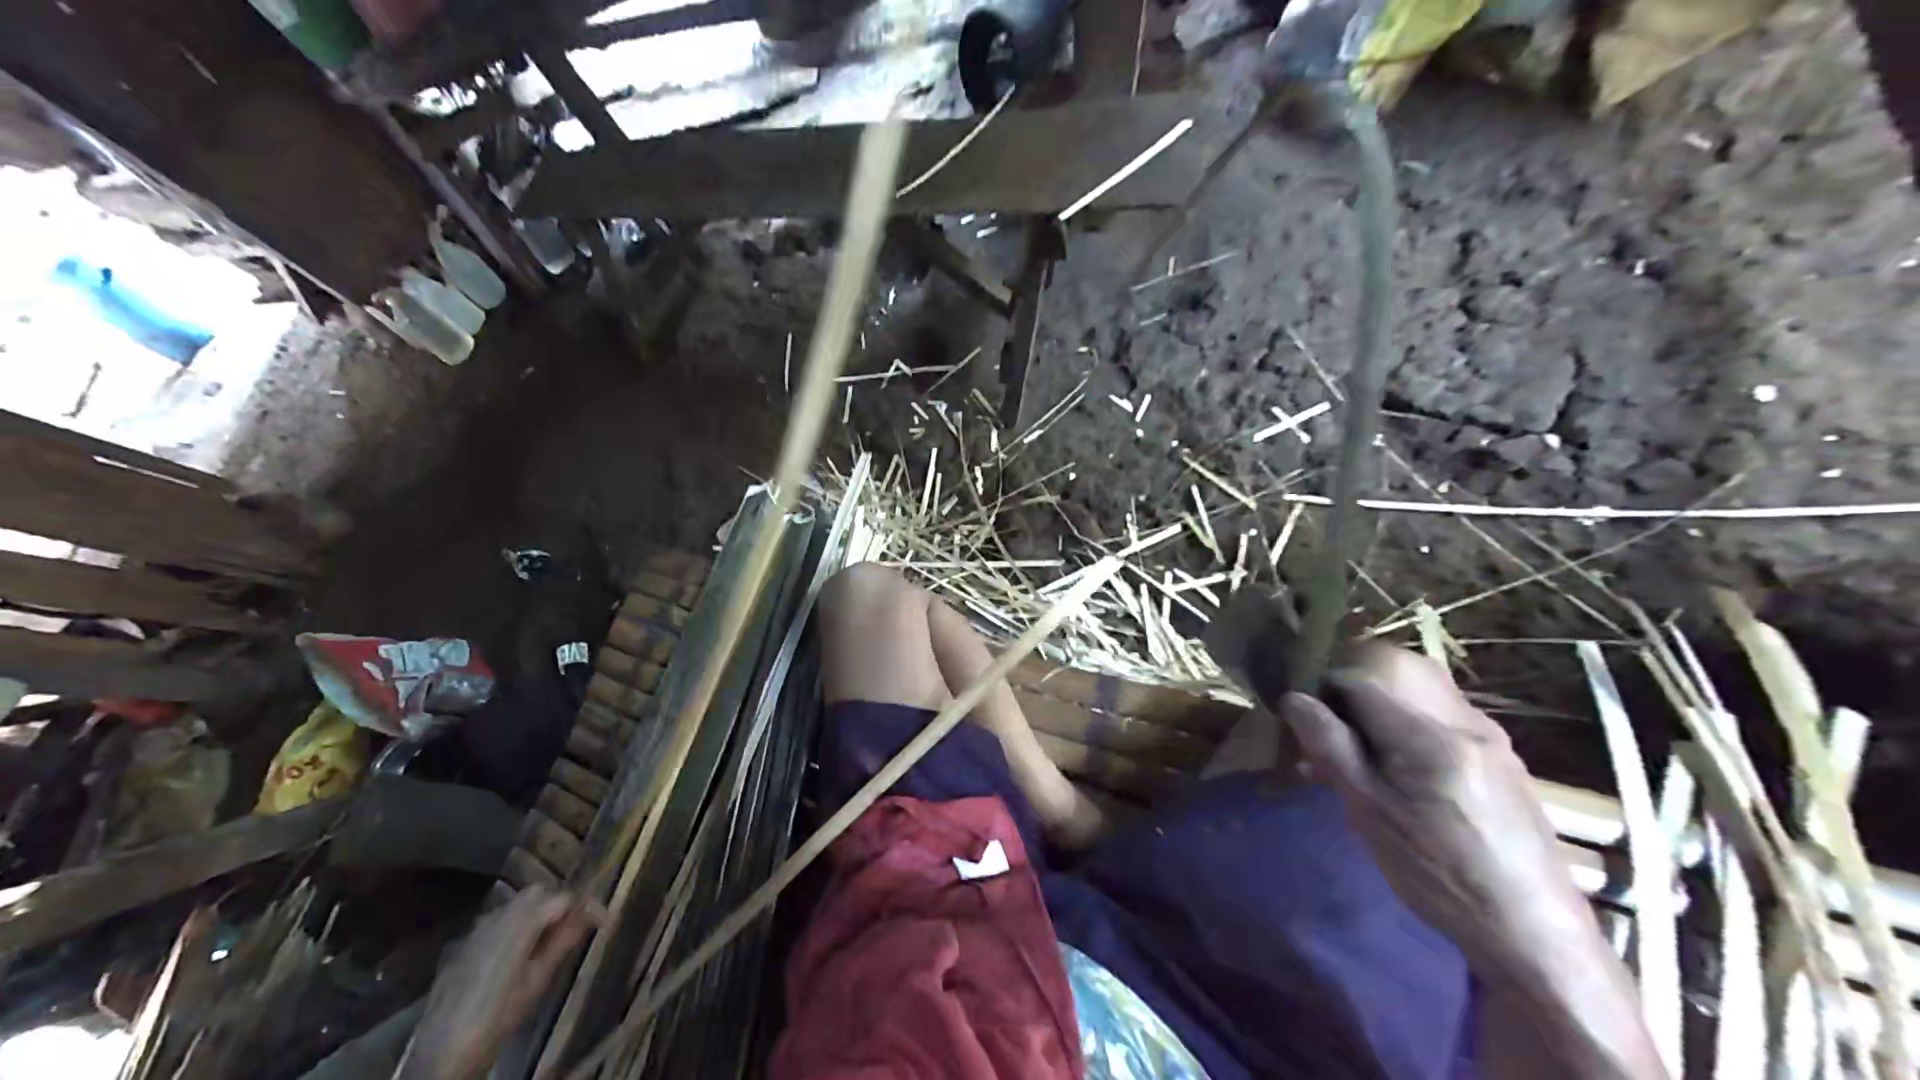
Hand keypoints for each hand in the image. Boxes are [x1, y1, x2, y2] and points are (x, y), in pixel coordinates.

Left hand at [398, 886, 602, 1079]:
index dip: (586, 906)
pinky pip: (495, 924)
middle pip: (537, 893)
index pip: (563, 897)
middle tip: (574, 930)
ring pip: (514, 906)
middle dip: (558, 905)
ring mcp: (476, 931)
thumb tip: (590, 912)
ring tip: (548, 942)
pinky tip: (516, 956)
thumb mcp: (539, 979)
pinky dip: (514, 929)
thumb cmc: (499, 1017)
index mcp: (520, 922)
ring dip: (536, 915)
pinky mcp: (462, 947)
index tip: (603, 921)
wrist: (442, 1054)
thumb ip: (564, 940)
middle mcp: (497, 917)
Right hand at [1281, 646, 1595, 982]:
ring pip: (1418, 693)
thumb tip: (1294, 698)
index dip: (1322, 686)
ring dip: (1375, 707)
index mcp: (1431, 735)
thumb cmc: (1438, 874)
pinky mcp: (1500, 758)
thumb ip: (1331, 746)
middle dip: (1350, 687)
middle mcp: (1467, 721)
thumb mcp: (1369, 813)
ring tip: (1350, 755)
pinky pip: (1440, 718)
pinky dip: (1404, 726)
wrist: (1534, 933)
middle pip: (1396, 670)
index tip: (1300, 715)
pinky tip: (1389, 772)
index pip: (1361, 676)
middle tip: (1324, 727)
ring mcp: (1491, 738)